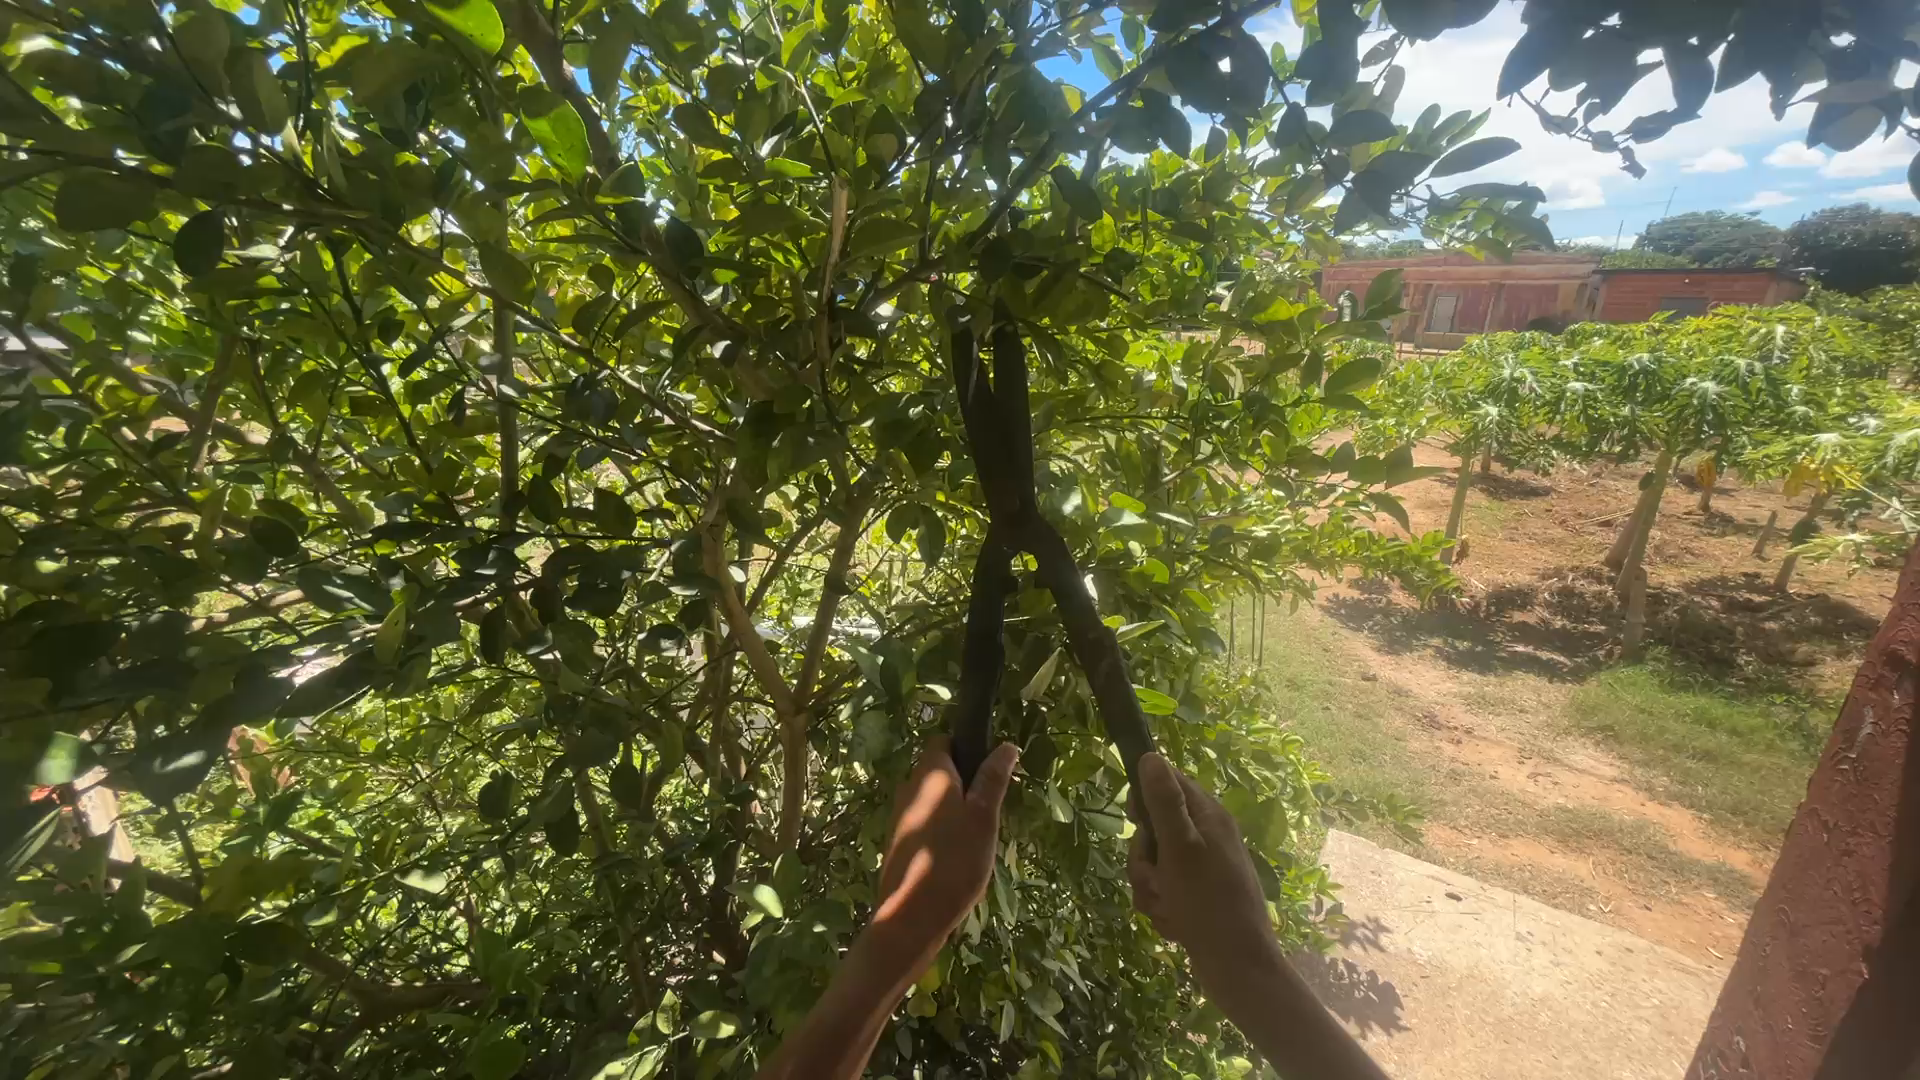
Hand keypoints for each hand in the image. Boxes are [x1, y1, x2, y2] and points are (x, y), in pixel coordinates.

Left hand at [873, 737, 1018, 960]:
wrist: (911, 917)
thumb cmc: (954, 859)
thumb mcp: (983, 816)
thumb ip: (993, 779)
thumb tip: (1006, 745)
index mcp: (929, 773)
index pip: (944, 740)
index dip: (968, 747)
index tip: (991, 768)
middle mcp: (909, 787)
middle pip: (939, 770)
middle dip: (966, 781)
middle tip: (993, 806)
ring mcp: (900, 816)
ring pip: (933, 799)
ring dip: (956, 808)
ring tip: (981, 834)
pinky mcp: (899, 843)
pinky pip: (926, 822)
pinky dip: (943, 829)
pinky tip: (960, 855)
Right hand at [1127, 753, 1277, 986]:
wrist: (1240, 971)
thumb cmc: (1209, 904)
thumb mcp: (1180, 848)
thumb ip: (1164, 802)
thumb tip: (1150, 756)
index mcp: (1208, 816)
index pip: (1166, 782)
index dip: (1144, 799)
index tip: (1136, 821)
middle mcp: (1206, 836)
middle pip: (1153, 827)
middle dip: (1144, 857)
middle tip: (1155, 877)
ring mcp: (1201, 868)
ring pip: (1153, 862)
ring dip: (1150, 886)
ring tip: (1167, 906)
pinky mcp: (1196, 896)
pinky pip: (1163, 889)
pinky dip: (1161, 906)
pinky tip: (1174, 923)